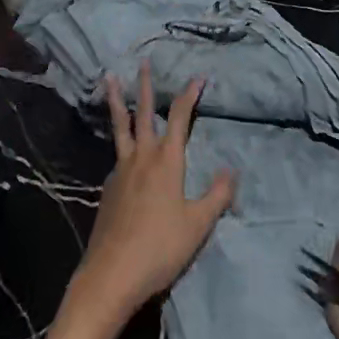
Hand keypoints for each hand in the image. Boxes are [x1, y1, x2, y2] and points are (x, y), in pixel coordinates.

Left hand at [78, 62, 235, 313]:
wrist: (111, 276)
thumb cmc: (159, 248)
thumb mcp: (198, 225)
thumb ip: (216, 195)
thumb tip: (231, 170)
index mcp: (166, 160)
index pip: (180, 117)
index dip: (189, 94)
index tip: (198, 77)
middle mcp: (141, 157)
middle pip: (142, 112)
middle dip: (145, 86)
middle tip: (143, 62)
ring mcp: (120, 171)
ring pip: (120, 128)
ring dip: (117, 102)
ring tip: (109, 79)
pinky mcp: (107, 189)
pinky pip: (116, 154)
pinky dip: (120, 141)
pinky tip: (124, 151)